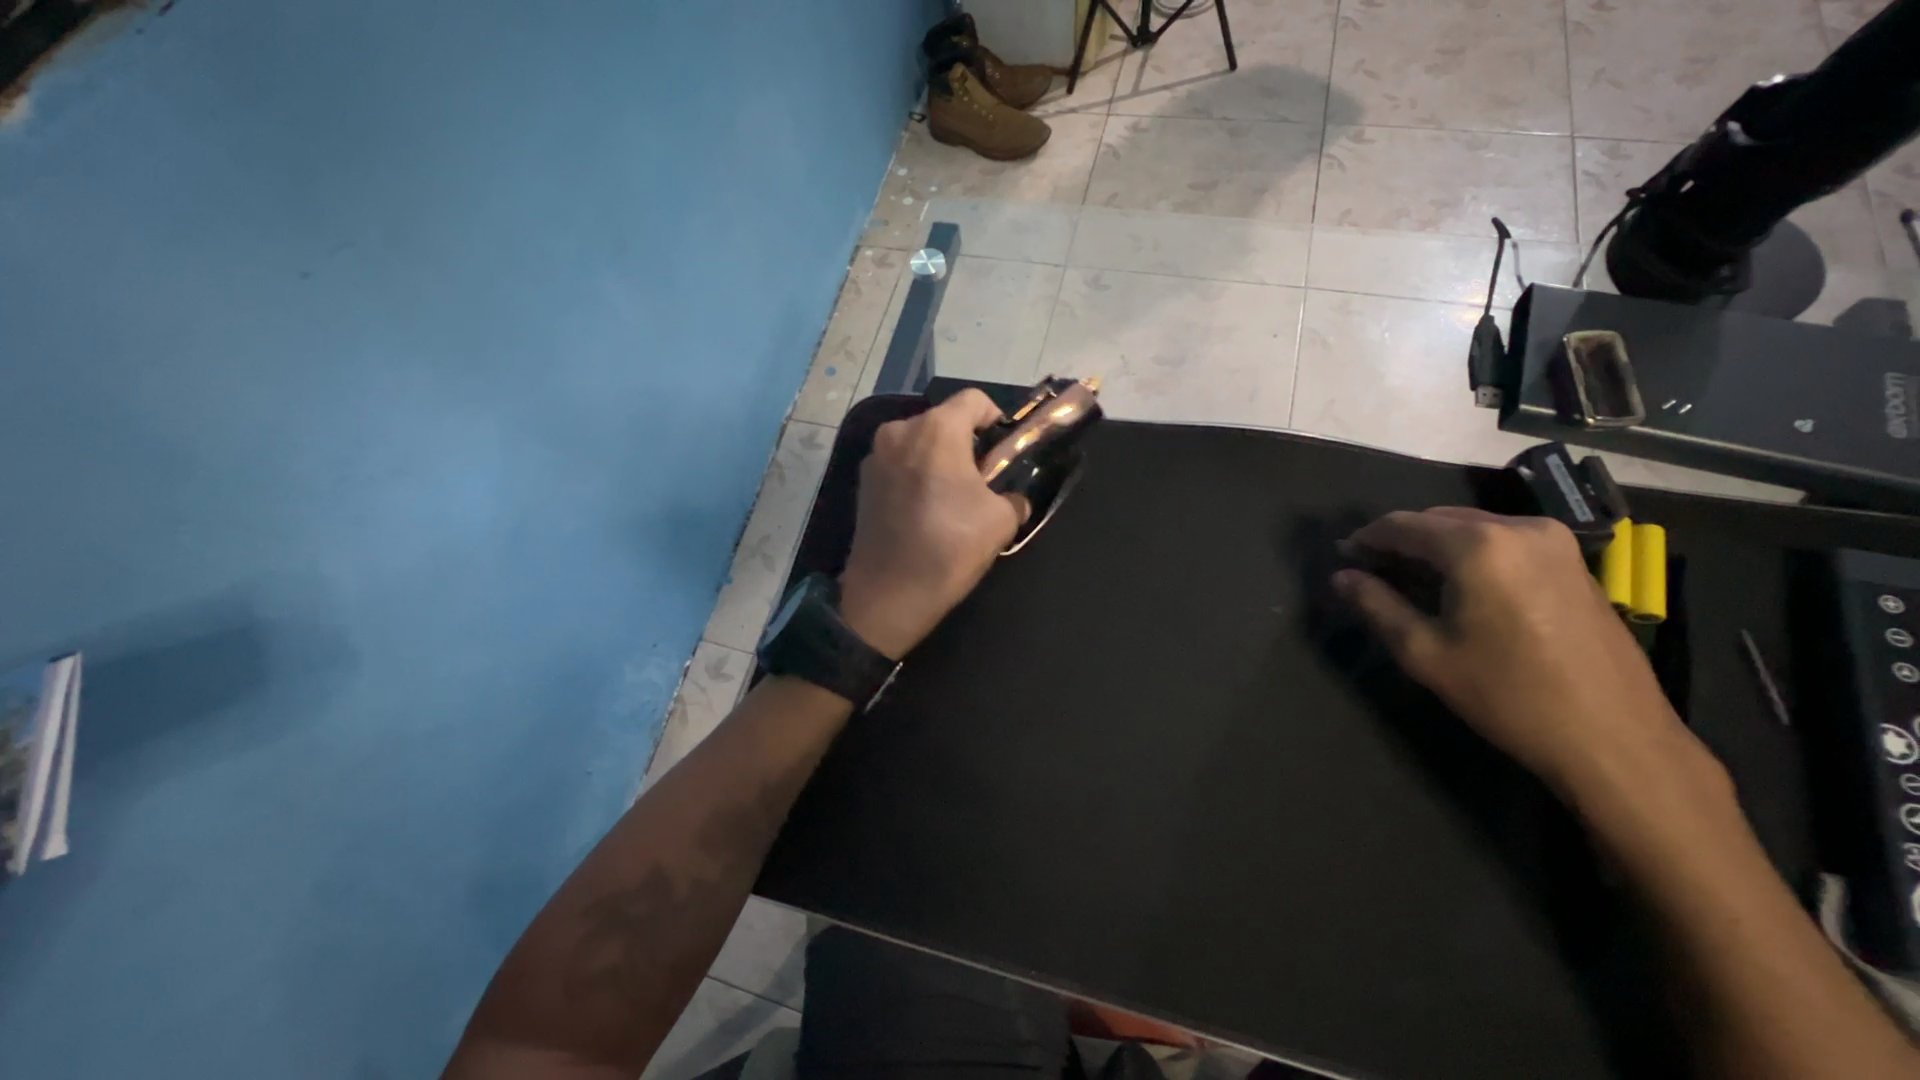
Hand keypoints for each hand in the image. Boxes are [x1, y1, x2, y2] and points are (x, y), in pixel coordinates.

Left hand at [838, 390, 1027, 658]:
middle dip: (966, 443)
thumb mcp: (1002, 521)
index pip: (975, 400)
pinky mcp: (863, 483)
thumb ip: (1013, 497)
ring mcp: (875, 457)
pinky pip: (899, 466)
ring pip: (919, 444)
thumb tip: (1012, 498)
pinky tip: (926, 512)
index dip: (996, 419)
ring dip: (939, 461)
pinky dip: (916, 477)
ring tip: (953, 500)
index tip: (1005, 449)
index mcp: (937, 429)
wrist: (889, 595)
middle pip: (943, 421)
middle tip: (983, 480)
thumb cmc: (950, 547)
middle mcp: (900, 431)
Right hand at [1332, 507, 1700, 796]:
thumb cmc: (1507, 695)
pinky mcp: (1574, 561)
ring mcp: (1555, 541)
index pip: (1403, 525)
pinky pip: (1506, 542)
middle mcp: (1518, 527)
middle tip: (1371, 572)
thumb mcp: (1426, 654)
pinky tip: (1461, 586)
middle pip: (1440, 520)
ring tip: (1412, 581)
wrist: (1611, 735)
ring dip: (1438, 547)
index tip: (1342, 559)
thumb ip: (1377, 605)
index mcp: (1477, 545)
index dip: (1367, 539)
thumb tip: (1341, 576)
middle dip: (1402, 541)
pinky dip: (1474, 554)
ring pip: (1475, 528)